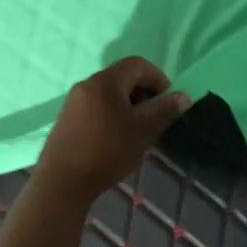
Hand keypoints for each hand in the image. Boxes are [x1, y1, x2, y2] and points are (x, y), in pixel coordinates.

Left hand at [30, 57, 191, 207]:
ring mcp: (73, 102)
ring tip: (137, 132)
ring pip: (109, 94)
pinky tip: (115, 140)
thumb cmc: (107, 151)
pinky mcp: (66, 120)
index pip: (137, 64)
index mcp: (105, 82)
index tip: (168, 102)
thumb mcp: (144, 130)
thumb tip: (183, 96)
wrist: (62, 182)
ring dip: (128, 106)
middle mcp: (86, 85)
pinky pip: (96, 107)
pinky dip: (112, 115)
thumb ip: (165, 110)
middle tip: (155, 119)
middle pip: (122, 78)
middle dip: (144, 93)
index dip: (158, 78)